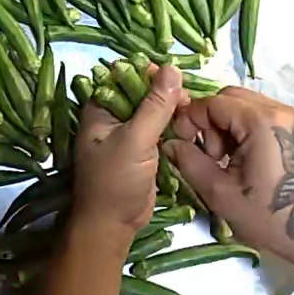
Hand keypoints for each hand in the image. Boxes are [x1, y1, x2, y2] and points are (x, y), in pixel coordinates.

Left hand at [70, 63, 187, 240]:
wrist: (113, 225)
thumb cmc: (115, 181)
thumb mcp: (135, 140)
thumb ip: (156, 105)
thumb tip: (173, 69)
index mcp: (101, 108)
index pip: (126, 76)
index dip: (150, 73)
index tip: (174, 78)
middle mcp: (114, 116)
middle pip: (144, 91)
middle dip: (167, 92)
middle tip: (188, 99)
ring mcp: (129, 133)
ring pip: (156, 110)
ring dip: (174, 109)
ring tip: (192, 113)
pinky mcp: (144, 149)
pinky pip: (162, 128)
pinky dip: (175, 125)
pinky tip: (191, 127)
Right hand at [162, 87, 293, 265]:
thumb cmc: (270, 217)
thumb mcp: (221, 193)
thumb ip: (189, 162)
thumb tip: (168, 143)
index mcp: (262, 122)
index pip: (213, 102)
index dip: (191, 119)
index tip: (183, 144)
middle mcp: (280, 110)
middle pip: (230, 97)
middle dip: (210, 121)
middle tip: (210, 155)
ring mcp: (292, 118)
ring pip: (245, 105)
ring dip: (227, 125)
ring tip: (226, 160)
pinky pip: (261, 115)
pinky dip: (244, 129)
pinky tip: (243, 160)